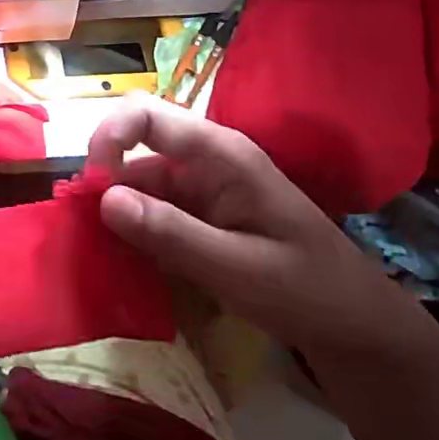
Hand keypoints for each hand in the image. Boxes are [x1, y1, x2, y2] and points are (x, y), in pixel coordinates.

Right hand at [86, 95, 436, 362]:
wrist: (353, 324)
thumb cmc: (306, 289)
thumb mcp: (237, 267)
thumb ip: (170, 233)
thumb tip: (103, 199)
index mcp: (220, 154)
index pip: (147, 115)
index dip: (109, 135)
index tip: (91, 185)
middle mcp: (204, 160)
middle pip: (135, 146)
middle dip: (104, 178)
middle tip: (85, 226)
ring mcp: (200, 187)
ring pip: (137, 181)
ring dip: (113, 210)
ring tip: (94, 251)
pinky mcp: (197, 214)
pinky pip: (150, 210)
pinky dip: (129, 229)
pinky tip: (119, 259)